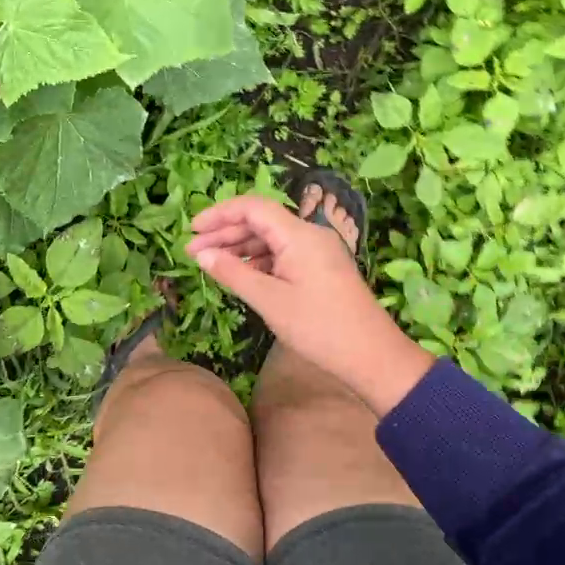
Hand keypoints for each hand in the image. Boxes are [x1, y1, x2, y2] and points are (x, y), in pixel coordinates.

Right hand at [184, 194, 433, 413]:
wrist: (372, 356)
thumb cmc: (319, 327)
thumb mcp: (269, 300)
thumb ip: (233, 273)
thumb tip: (202, 255)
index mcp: (299, 235)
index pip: (252, 207)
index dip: (219, 214)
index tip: (192, 230)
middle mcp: (309, 235)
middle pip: (260, 221)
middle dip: (224, 233)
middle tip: (192, 252)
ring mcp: (317, 251)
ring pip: (270, 238)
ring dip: (239, 247)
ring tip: (210, 263)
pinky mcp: (320, 268)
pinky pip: (282, 253)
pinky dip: (257, 260)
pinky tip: (240, 274)